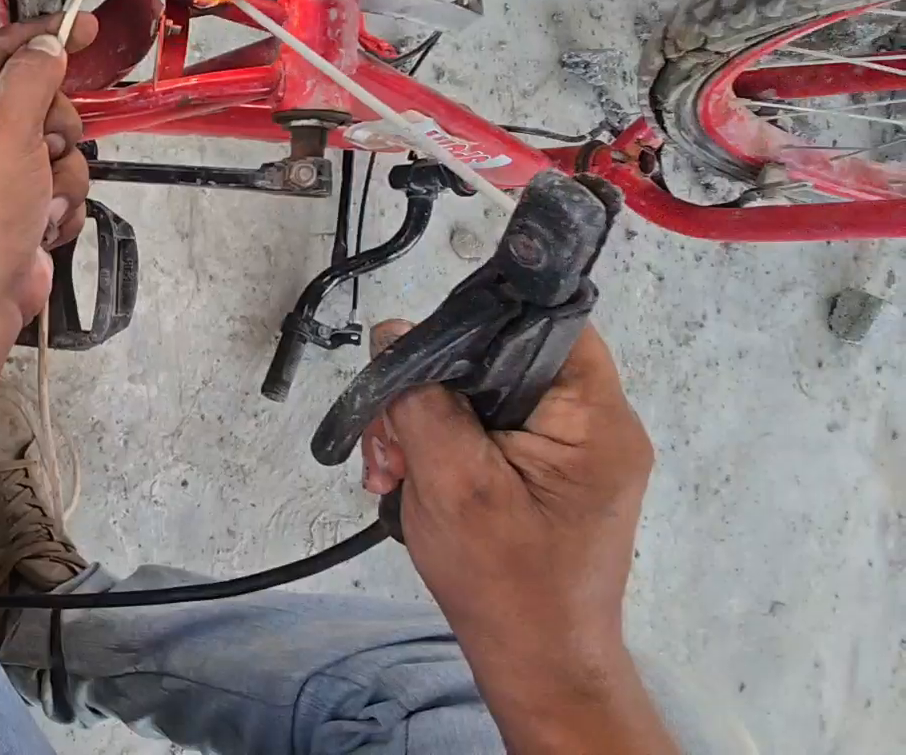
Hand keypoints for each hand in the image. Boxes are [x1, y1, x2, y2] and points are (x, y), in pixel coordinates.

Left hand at [0, 13, 96, 357]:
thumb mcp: (5, 128)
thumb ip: (32, 75)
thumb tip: (49, 44)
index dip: (43, 36)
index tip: (87, 27)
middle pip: (38, 96)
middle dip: (55, 125)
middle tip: (44, 147)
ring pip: (59, 143)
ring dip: (61, 173)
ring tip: (39, 199)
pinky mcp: (23, 202)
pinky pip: (62, 181)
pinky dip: (61, 203)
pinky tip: (41, 224)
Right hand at [360, 320, 672, 751]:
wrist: (530, 659)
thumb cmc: (503, 576)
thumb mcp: (450, 478)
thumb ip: (421, 399)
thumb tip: (394, 333)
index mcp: (592, 419)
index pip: (546, 326)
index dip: (479, 322)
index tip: (419, 350)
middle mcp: (587, 423)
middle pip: (492, 361)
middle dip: (424, 389)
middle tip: (388, 436)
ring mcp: (560, 448)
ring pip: (470, 394)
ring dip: (415, 422)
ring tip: (388, 467)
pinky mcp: (533, 467)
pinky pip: (471, 426)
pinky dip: (429, 444)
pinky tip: (400, 475)